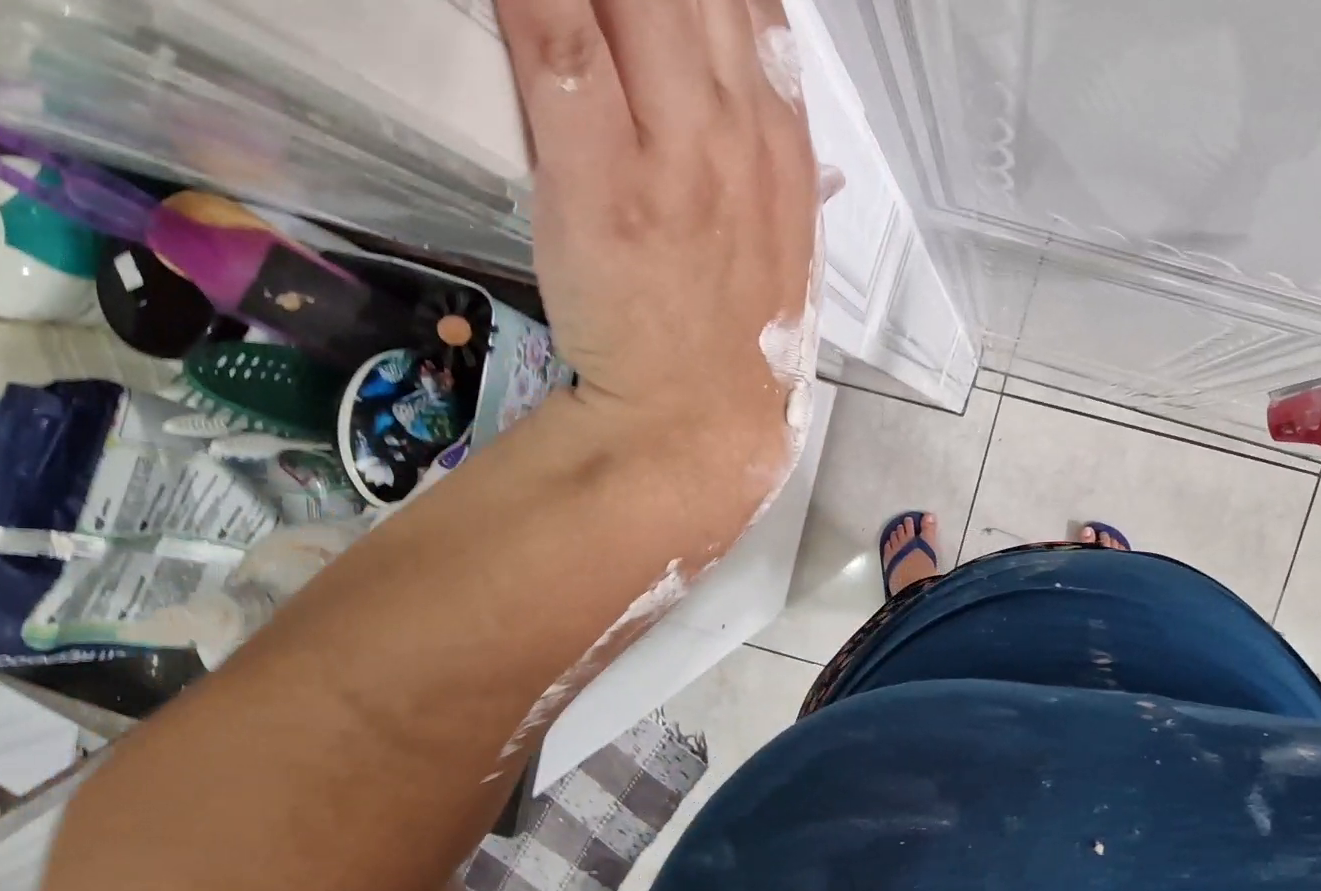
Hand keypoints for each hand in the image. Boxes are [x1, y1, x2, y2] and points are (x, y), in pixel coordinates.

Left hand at [498, 0, 821, 480]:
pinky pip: (560, 44)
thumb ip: (773, 161)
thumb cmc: (737, 334)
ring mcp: (674, 150)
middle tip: (615, 16)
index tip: (668, 8)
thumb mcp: (784, 240)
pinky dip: (536, 1)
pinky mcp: (599, 179)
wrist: (701, 418)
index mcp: (783, 138)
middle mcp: (738, 126)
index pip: (754, 3)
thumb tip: (771, 113)